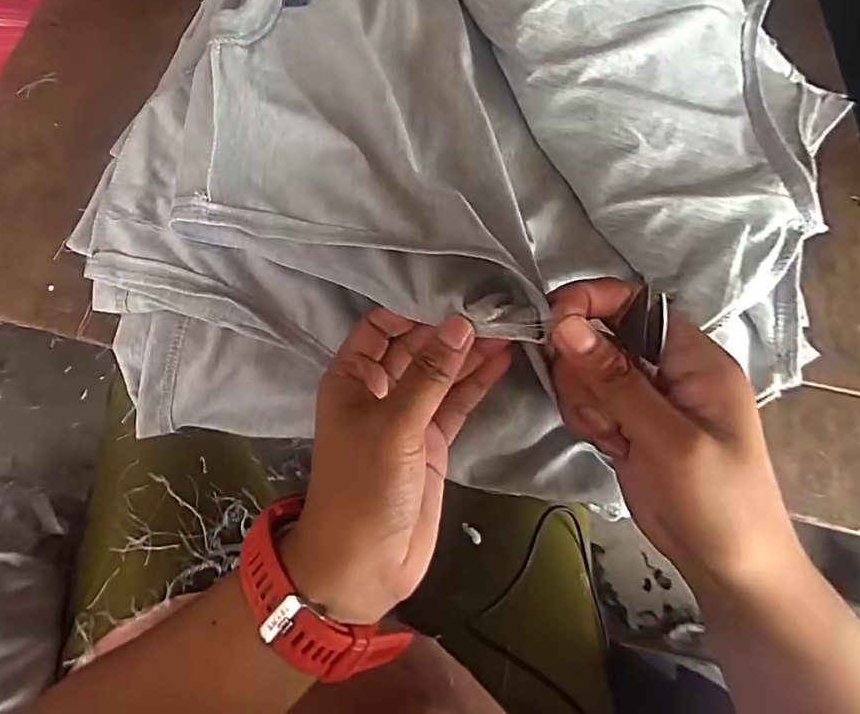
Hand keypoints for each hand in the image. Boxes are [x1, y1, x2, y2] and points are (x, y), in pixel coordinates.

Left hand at [279, 308, 511, 623]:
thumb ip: (429, 376)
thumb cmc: (363, 486)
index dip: (412, 310)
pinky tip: (500, 361)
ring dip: (468, 354)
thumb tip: (458, 324)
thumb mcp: (393, 426)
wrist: (363, 565)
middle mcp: (378, 389)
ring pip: (440, 374)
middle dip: (448, 329)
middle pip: (415, 347)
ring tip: (507, 327)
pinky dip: (476, 383)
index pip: (380, 327)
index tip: (453, 294)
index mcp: (352, 376)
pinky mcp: (430, 441)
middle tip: (493, 308)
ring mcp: (406, 415)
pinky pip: (454, 403)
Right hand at [547, 279, 802, 595]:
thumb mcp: (669, 440)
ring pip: (582, 365)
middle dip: (583, 367)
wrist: (730, 571)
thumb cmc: (719, 503)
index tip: (552, 323)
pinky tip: (610, 444)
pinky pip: (583, 395)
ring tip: (613, 435)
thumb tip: (564, 323)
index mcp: (693, 358)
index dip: (590, 301)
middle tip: (600, 409)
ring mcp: (643, 392)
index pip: (633, 302)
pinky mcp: (624, 415)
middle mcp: (666, 366)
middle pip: (597, 332)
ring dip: (583, 398)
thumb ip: (614, 379)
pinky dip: (585, 415)